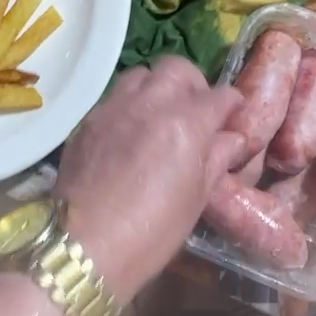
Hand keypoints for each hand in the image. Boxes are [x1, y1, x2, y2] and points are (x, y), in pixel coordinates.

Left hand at [57, 56, 248, 297]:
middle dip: (194, 84)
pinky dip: (130, 105)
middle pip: (177, 69)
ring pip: (141, 74)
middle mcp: (150, 103)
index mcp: (186, 122)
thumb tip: (232, 139)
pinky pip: (114, 97)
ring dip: (157, 87)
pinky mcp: (87, 120)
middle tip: (196, 112)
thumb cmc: (152, 232)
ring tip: (161, 116)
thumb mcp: (196, 199)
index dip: (232, 105)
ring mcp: (113, 107)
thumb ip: (215, 159)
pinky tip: (131, 133)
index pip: (220, 95)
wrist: (83, 246)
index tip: (232, 118)